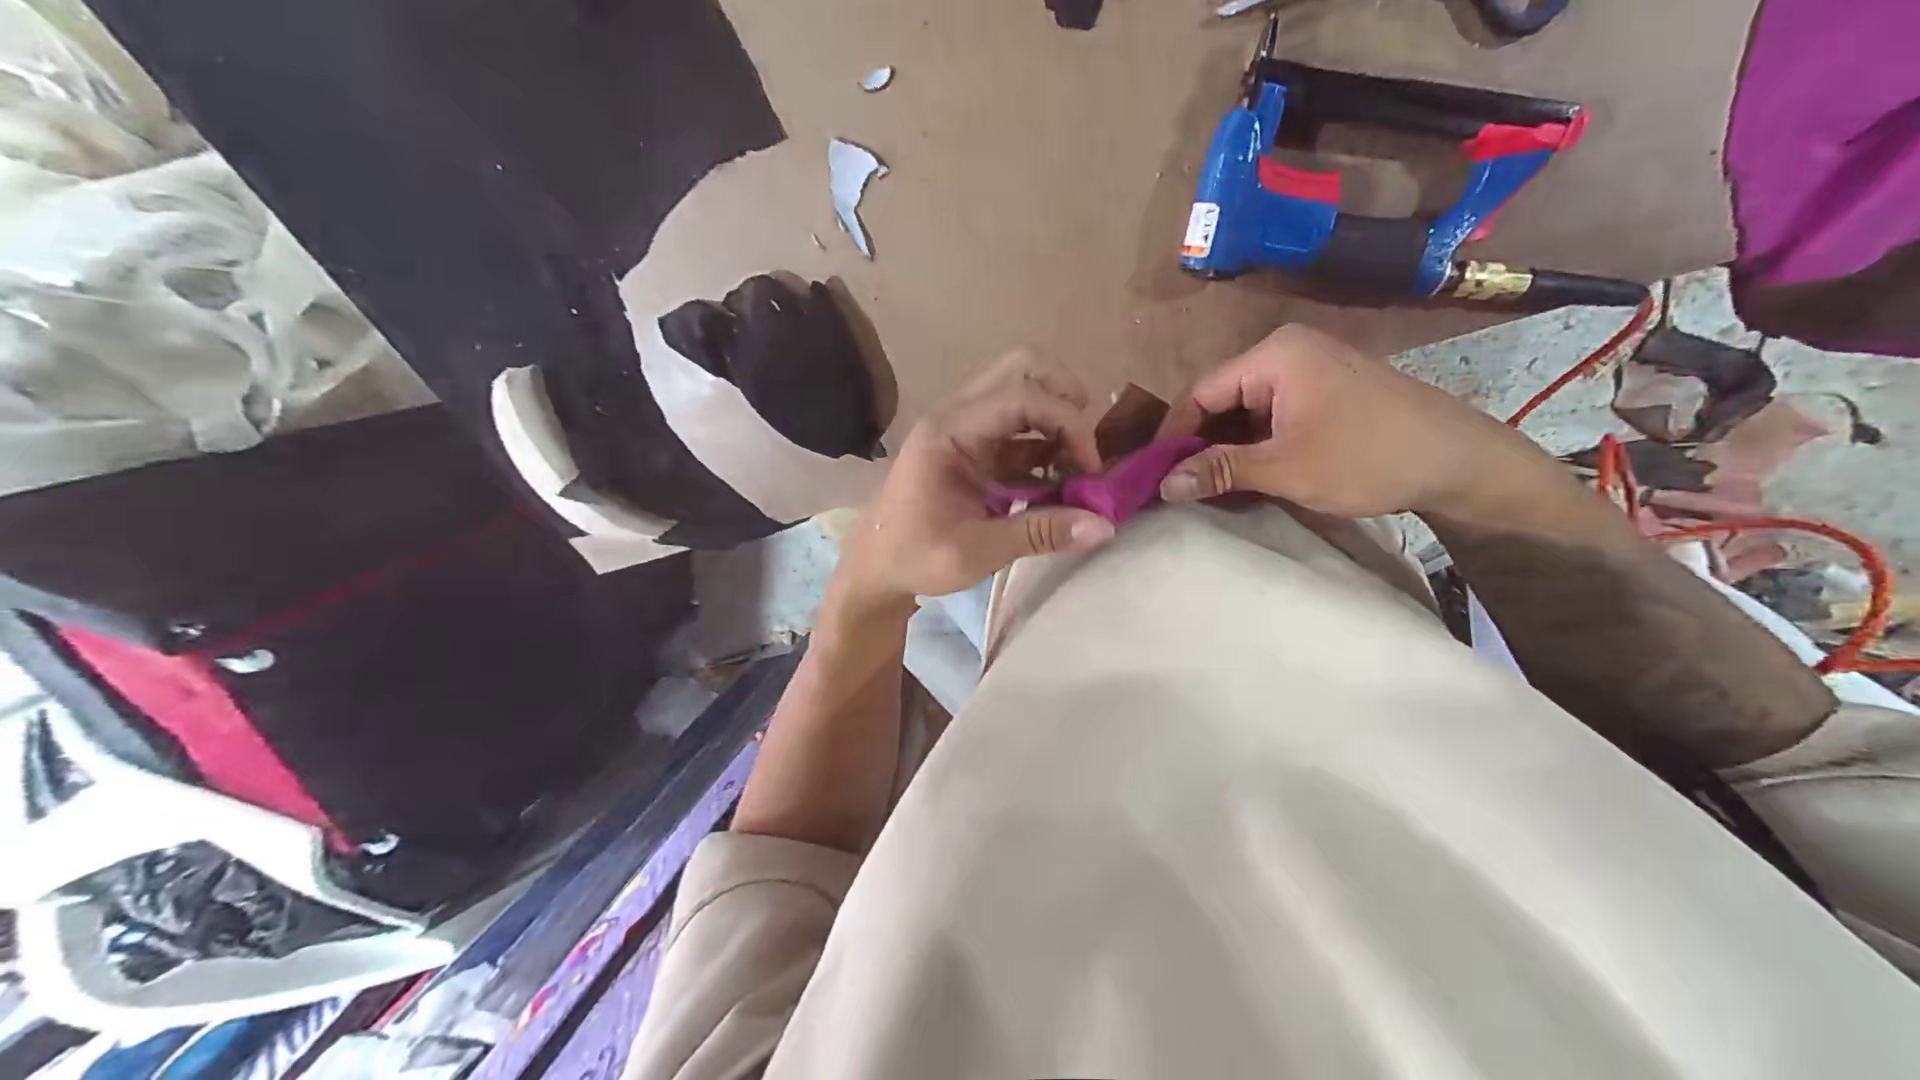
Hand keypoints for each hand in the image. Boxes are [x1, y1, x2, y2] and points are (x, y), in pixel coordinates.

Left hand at [837, 350, 1116, 607]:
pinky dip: (1045, 442)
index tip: (1090, 470)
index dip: (1068, 425)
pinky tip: (1056, 481)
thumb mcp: (978, 551)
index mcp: (948, 431)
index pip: (1021, 397)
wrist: (876, 569)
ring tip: (1073, 469)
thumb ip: (1040, 533)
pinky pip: (1018, 424)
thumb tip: (1105, 527)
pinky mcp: (972, 445)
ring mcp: (964, 426)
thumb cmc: (916, 557)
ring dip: (1057, 419)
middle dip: (1066, 398)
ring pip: (1022, 388)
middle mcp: (956, 415)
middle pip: (1023, 368)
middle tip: (1083, 449)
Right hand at [1156, 324, 1553, 518]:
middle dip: (1200, 443)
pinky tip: (1248, 473)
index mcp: (1274, 356)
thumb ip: (1220, 470)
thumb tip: (1162, 485)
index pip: (1199, 393)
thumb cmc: (1368, 458)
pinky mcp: (1325, 388)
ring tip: (1209, 485)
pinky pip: (1272, 412)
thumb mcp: (1285, 468)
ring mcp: (1309, 367)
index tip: (1154, 475)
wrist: (1461, 460)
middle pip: (1220, 398)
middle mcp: (1287, 351)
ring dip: (1227, 446)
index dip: (1173, 436)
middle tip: (1179, 486)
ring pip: (1245, 408)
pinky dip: (1255, 442)